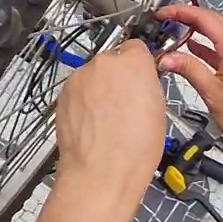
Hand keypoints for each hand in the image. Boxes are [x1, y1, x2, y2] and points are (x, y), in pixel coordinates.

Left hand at [55, 41, 166, 204]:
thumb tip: (141, 81)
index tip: (139, 78)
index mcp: (134, 62)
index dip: (139, 65)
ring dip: (98, 89)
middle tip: (124, 104)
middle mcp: (104, 63)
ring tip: (106, 119)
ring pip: (93, 76)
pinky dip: (83, 102)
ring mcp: (81, 77)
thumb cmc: (133, 150)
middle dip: (117, 78)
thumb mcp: (158, 111)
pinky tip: (91, 124)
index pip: (136, 47)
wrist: (100, 173)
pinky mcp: (64, 93)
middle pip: (112, 61)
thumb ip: (147, 85)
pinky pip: (78, 90)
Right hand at [156, 4, 222, 153]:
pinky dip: (212, 46)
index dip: (181, 12)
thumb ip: (189, 70)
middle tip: (168, 20)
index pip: (204, 18)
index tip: (162, 14)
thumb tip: (166, 58)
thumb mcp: (213, 93)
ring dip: (201, 31)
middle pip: (215, 21)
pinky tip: (198, 51)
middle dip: (191, 17)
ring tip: (178, 34)